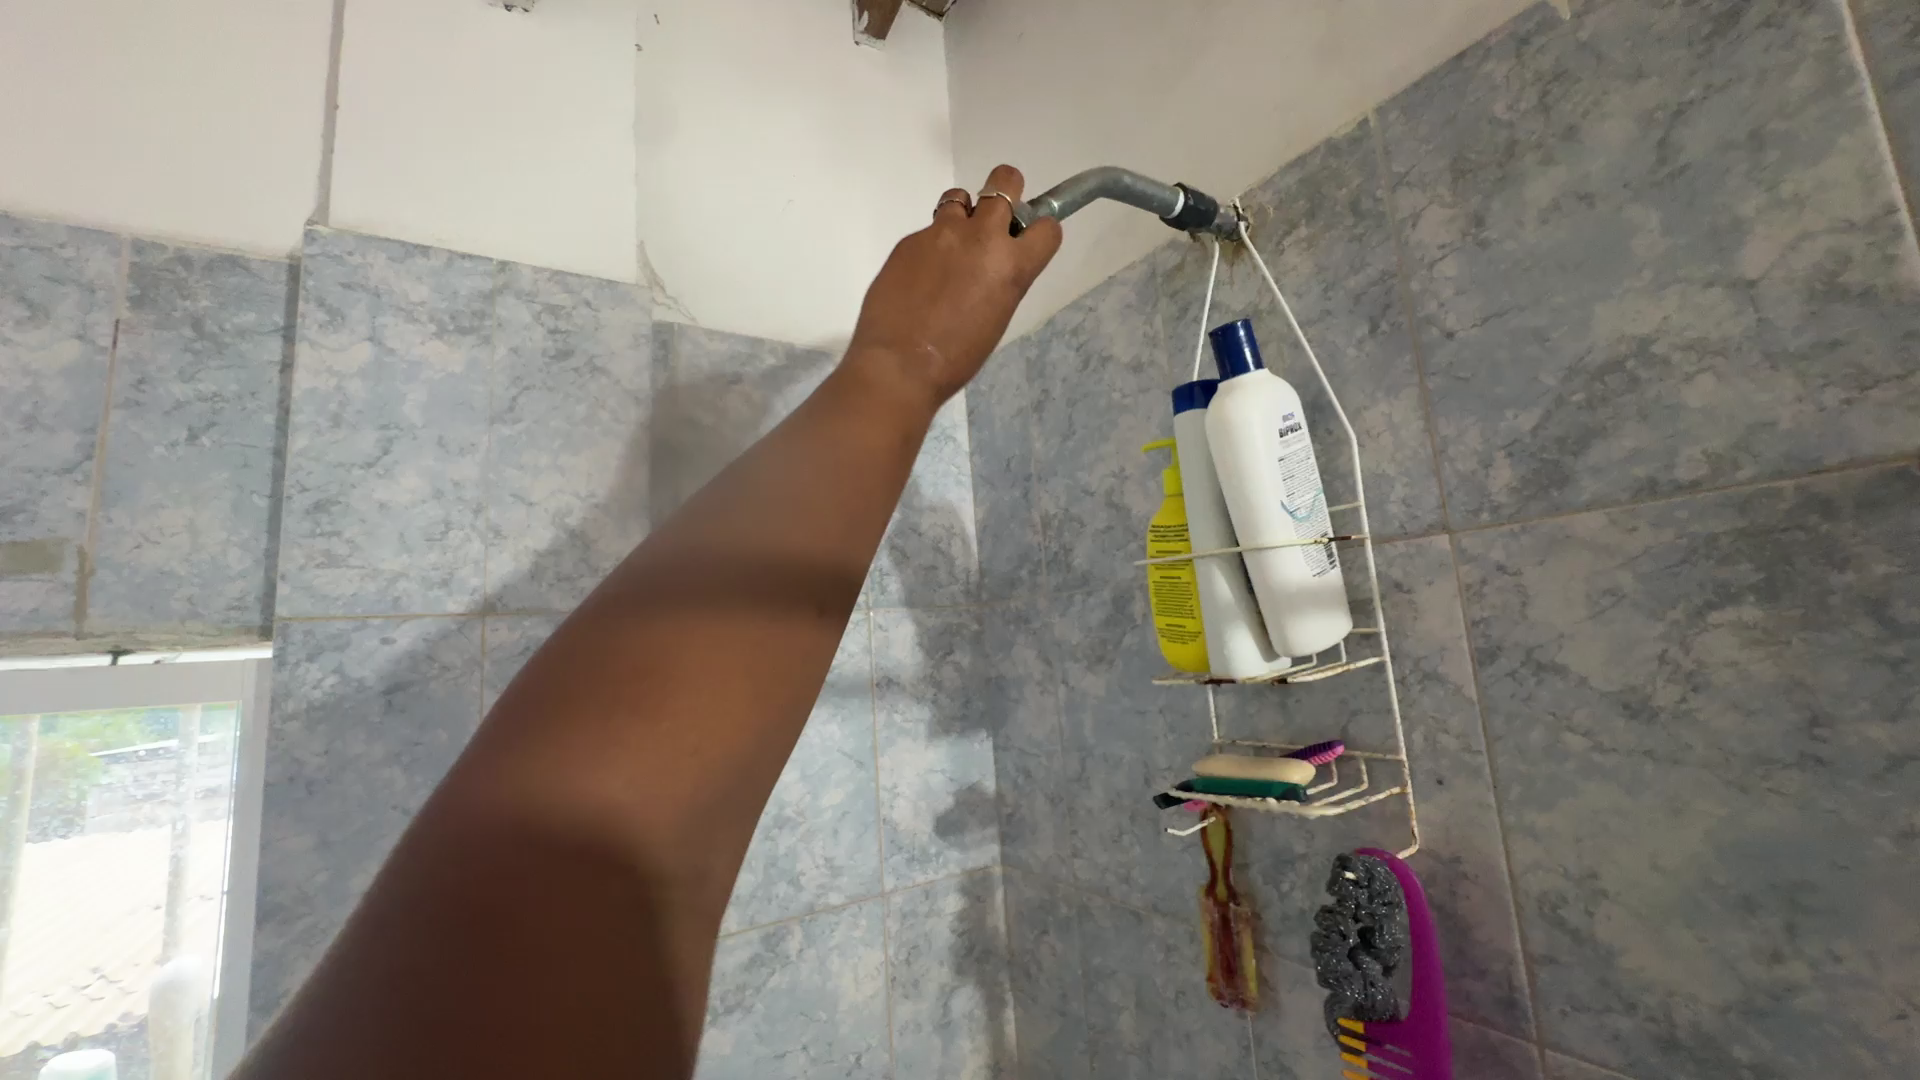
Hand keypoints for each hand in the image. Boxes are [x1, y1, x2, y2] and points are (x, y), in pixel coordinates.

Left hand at [844, 164, 1063, 404]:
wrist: (899, 365)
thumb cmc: (956, 358)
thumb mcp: (996, 319)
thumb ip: (1001, 281)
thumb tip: (992, 267)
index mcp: (1011, 265)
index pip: (1046, 227)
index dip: (1039, 232)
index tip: (1026, 243)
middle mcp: (980, 238)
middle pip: (1005, 181)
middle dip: (1005, 194)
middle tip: (992, 224)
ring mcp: (940, 233)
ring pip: (959, 198)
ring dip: (961, 217)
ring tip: (949, 252)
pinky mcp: (908, 240)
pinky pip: (927, 232)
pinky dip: (929, 249)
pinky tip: (918, 280)